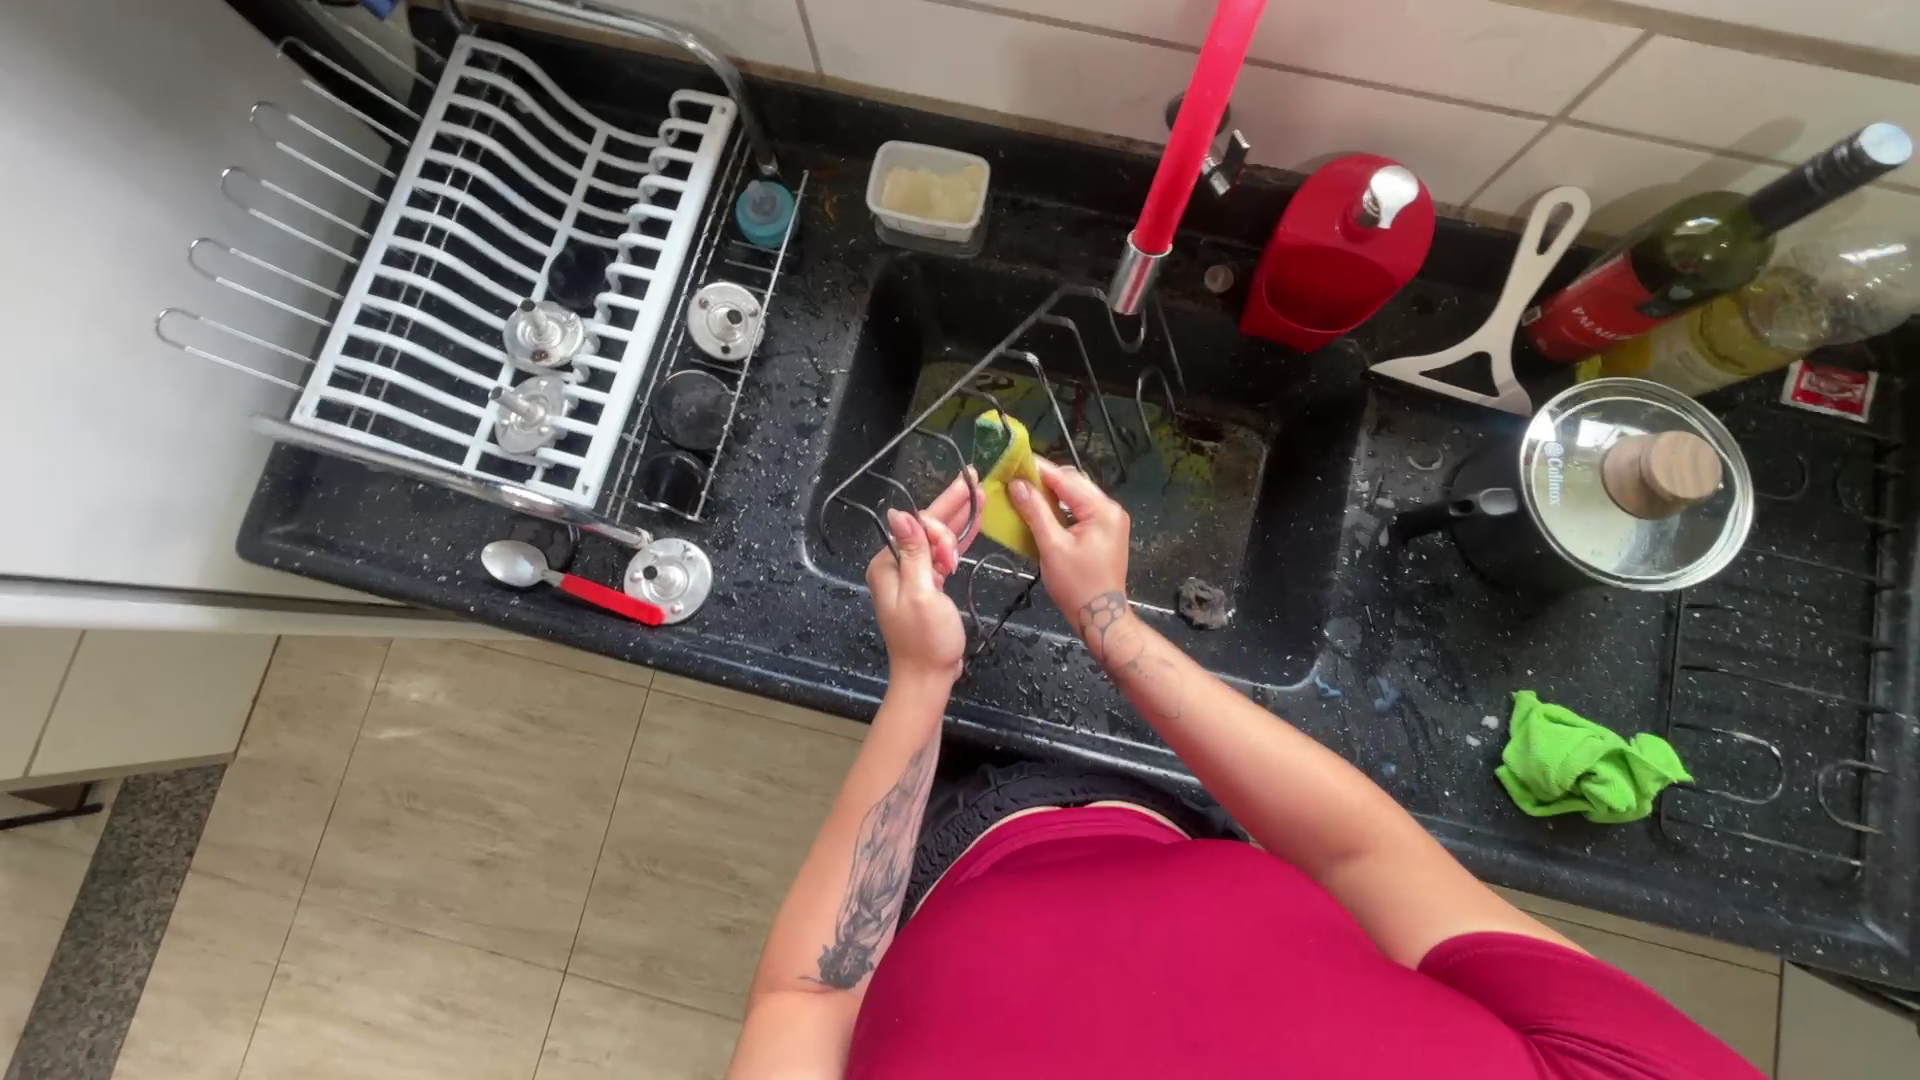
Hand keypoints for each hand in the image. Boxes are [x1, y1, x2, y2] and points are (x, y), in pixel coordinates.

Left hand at [865, 471, 979, 687]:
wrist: (928, 677)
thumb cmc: (926, 640)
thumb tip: (899, 513)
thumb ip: (914, 552)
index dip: (940, 529)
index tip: (952, 559)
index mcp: (888, 564)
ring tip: (980, 495)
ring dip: (958, 522)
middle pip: (927, 527)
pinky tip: (973, 525)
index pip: (916, 527)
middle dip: (952, 507)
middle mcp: (896, 565)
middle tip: (975, 479)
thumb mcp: (922, 593)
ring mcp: (912, 575)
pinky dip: (958, 541)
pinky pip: (943, 555)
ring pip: (937, 539)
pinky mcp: (928, 585)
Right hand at [1006, 459, 1131, 639]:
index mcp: (1102, 510)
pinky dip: (1060, 507)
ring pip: (1076, 496)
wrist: (1100, 617)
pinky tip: (1040, 509)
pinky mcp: (1104, 531)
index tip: (1014, 460)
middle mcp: (1110, 509)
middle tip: (1014, 476)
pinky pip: (1079, 510)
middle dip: (1044, 479)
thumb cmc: (1076, 585)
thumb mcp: (1052, 547)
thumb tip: (1017, 484)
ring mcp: (1109, 520)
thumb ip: (1035, 512)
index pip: (1066, 479)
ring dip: (1050, 493)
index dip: (1038, 469)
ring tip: (1023, 490)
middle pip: (1073, 483)